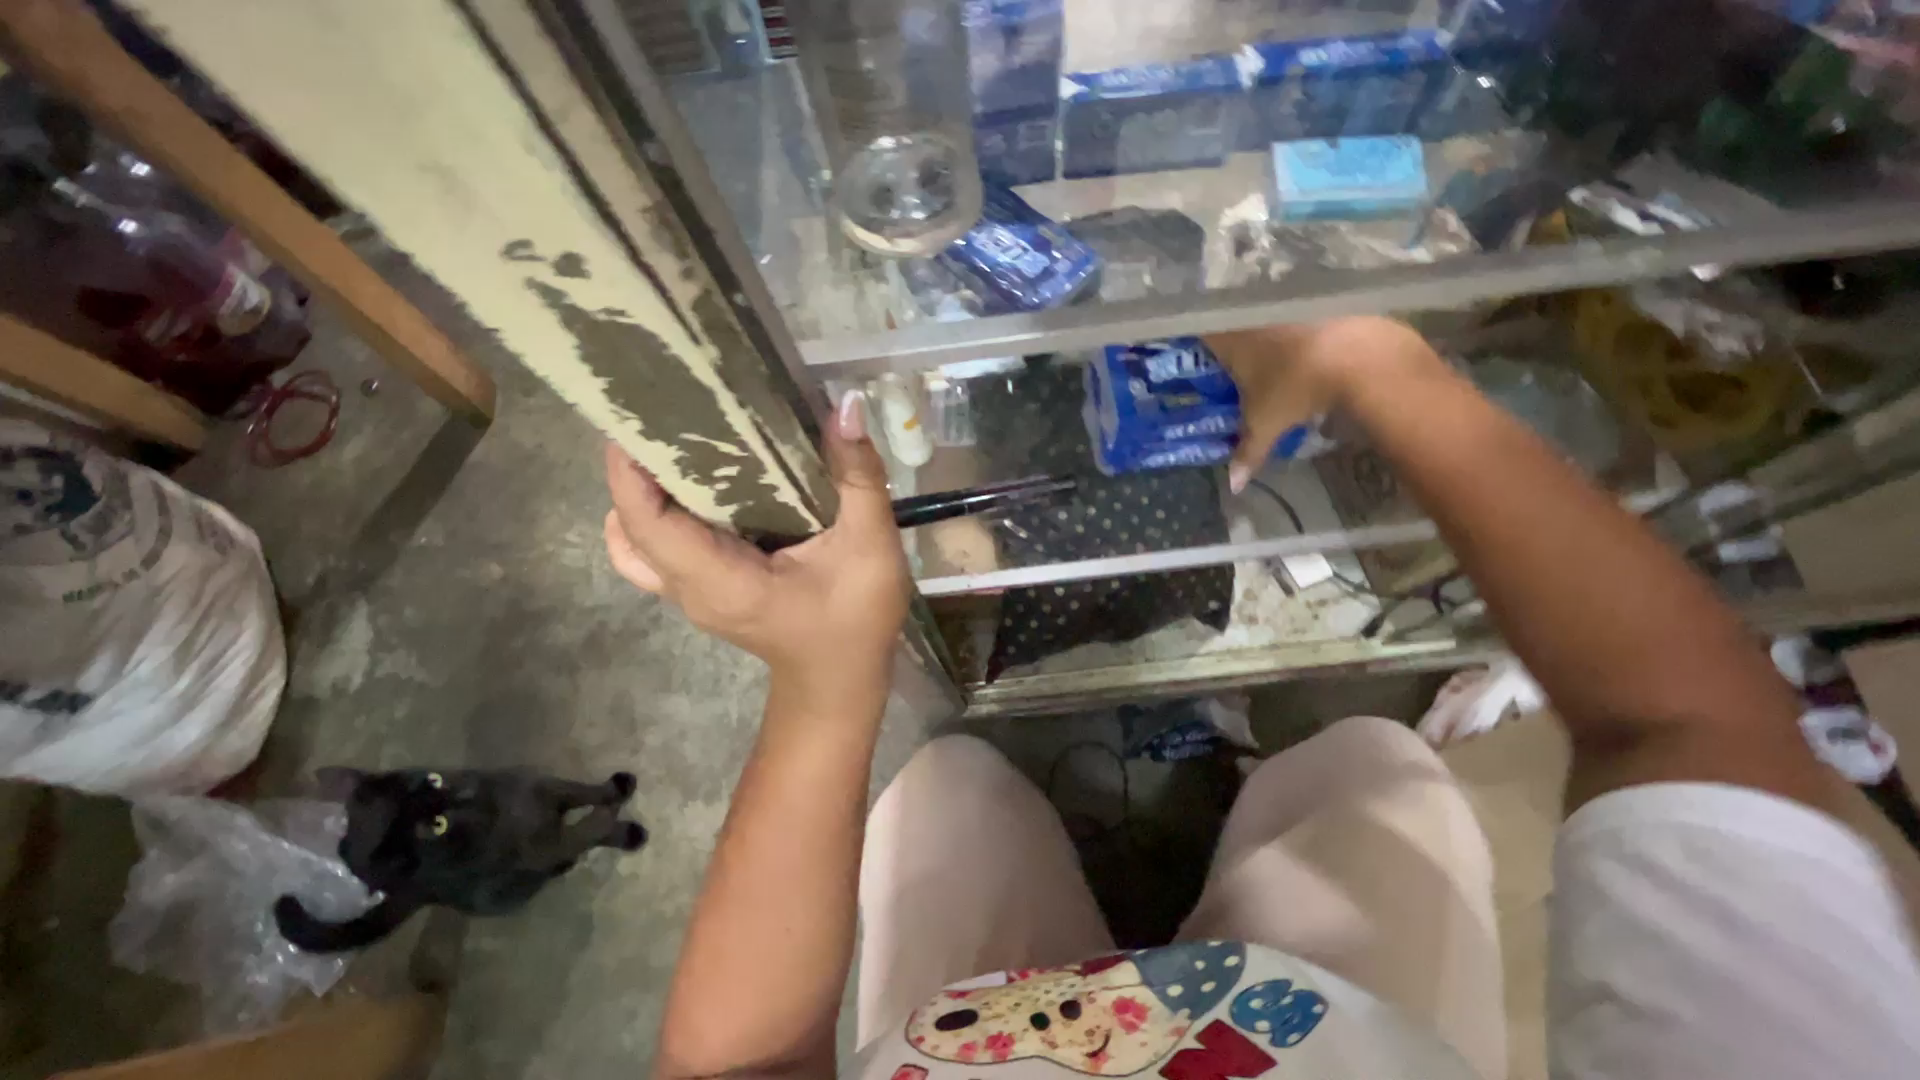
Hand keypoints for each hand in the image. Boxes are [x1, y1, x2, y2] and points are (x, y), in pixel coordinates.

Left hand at [603, 390, 909, 695]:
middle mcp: (689, 589)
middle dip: (634, 467)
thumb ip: (858, 477)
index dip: (629, 471)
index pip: (647, 523)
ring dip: (639, 493)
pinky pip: (652, 550)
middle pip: (631, 525)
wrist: (841, 681)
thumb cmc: (855, 620)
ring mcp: (687, 595)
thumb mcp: (871, 547)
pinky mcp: (698, 592)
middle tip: (663, 412)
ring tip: (671, 446)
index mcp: (720, 580)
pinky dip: (654, 515)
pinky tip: (689, 486)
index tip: (636, 416)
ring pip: (633, 541)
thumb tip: (846, 405)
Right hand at [1207, 317, 1432, 491]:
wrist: (1359, 355)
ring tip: (1277, 363)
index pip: (1198, 335)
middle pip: (1234, 327)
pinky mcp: (1321, 304)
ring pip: (1268, 320)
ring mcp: (1288, 307)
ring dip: (1270, 338)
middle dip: (1236, 345)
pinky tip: (1311, 353)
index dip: (1198, 347)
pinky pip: (1300, 318)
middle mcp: (1253, 316)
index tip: (1201, 362)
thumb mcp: (1266, 424)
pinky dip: (1302, 334)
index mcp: (1230, 338)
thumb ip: (1247, 452)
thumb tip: (1233, 486)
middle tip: (1238, 369)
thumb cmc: (1295, 386)